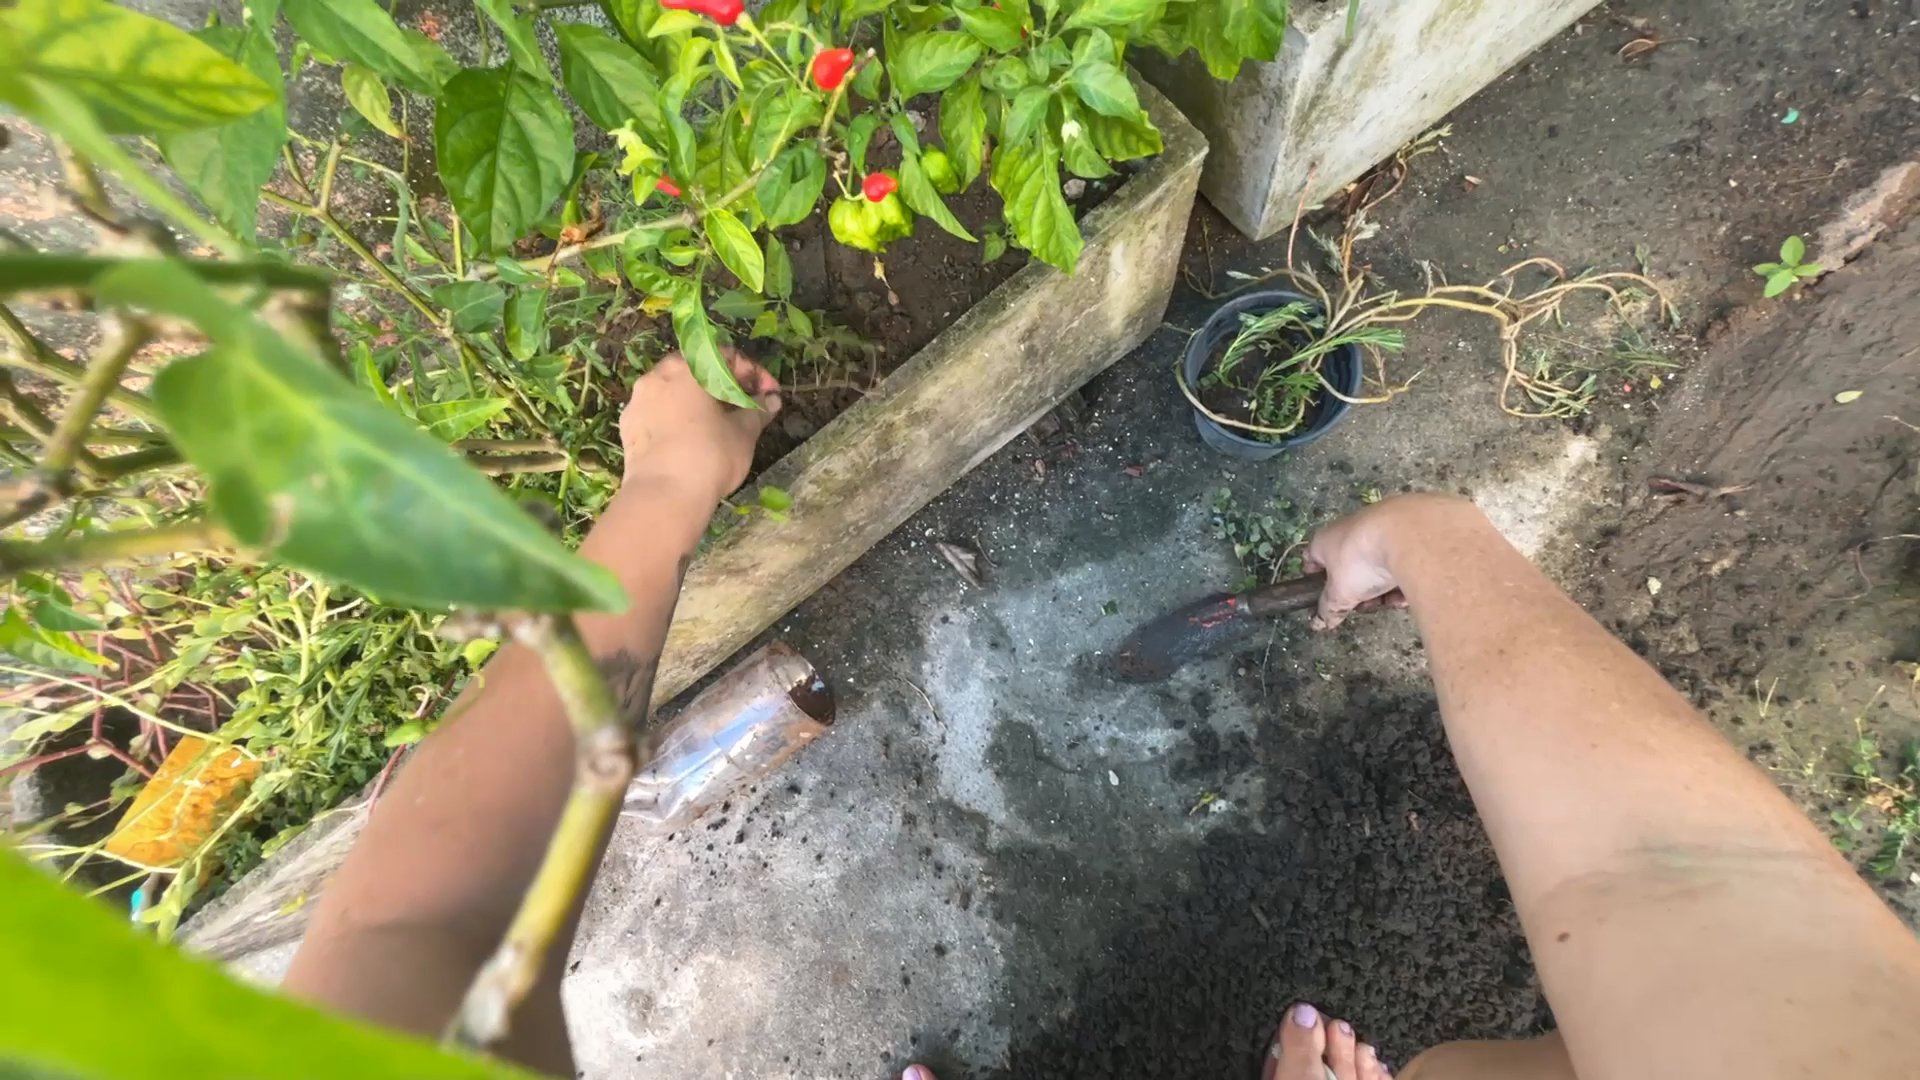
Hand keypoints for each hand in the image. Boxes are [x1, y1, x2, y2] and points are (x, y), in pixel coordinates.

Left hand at [619, 350, 780, 504]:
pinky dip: (679, 416)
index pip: (725, 356)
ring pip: (675, 390)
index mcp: (687, 369)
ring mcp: (638, 401)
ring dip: (699, 399)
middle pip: (696, 369)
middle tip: (744, 404)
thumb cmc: (711, 455)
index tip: (768, 393)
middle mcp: (657, 376)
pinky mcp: (628, 426)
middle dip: (723, 383)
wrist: (664, 496)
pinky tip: (692, 437)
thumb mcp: (744, 432)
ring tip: (719, 421)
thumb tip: (771, 399)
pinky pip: (659, 411)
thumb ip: (757, 410)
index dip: (752, 373)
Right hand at [1302, 495, 1476, 629]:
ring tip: (1388, 601)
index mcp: (1324, 541)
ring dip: (1380, 589)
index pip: (1312, 560)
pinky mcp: (1407, 535)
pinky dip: (1402, 578)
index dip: (1316, 581)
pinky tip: (1408, 591)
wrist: (1407, 535)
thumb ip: (1329, 609)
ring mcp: (1379, 531)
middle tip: (1362, 605)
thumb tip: (1318, 624)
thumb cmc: (1359, 561)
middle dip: (1356, 591)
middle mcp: (1348, 532)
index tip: (1325, 599)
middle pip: (1348, 568)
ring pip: (1376, 567)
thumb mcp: (1340, 593)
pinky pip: (1399, 561)